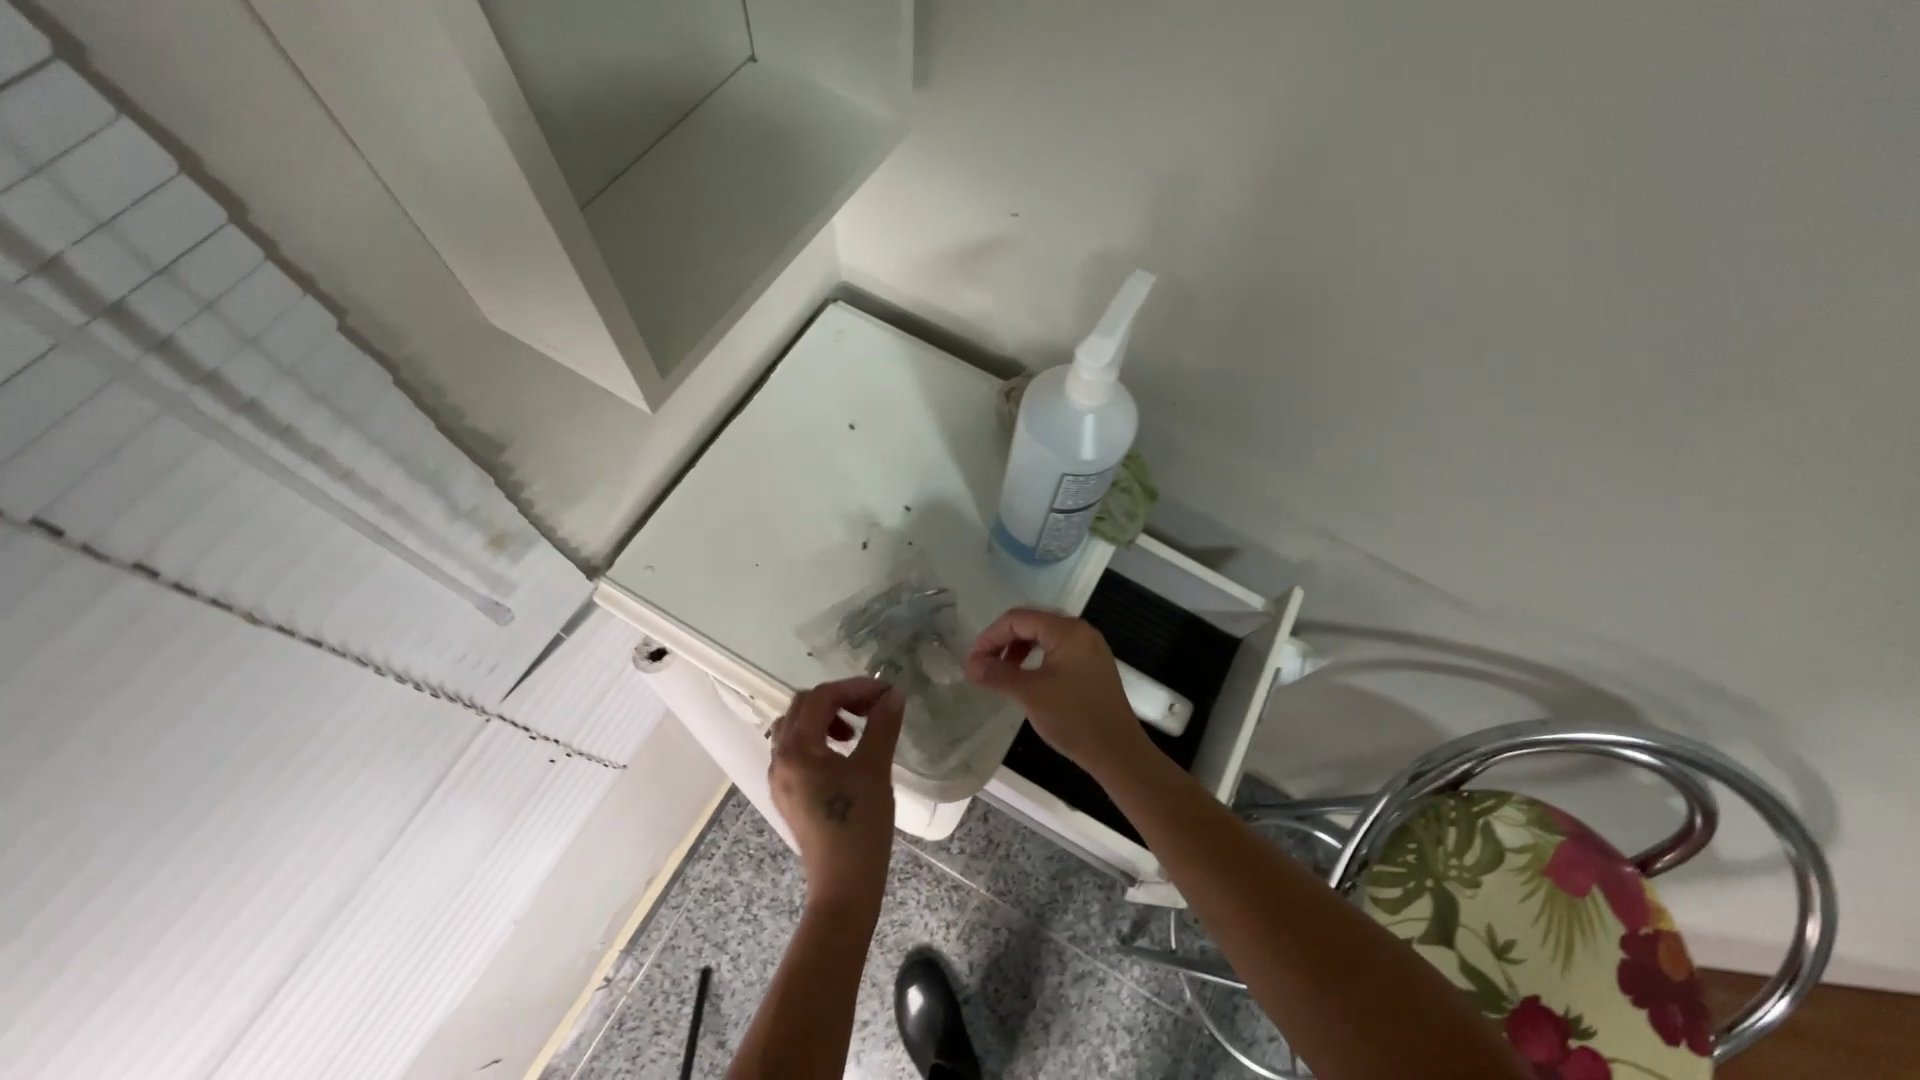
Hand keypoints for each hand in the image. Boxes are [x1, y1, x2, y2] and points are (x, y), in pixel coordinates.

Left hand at [768, 677, 904, 906]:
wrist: (844, 885)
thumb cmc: (859, 825)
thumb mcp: (874, 769)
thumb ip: (882, 726)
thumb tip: (892, 695)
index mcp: (796, 749)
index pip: (820, 698)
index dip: (854, 688)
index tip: (885, 693)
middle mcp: (779, 759)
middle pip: (802, 708)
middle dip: (838, 699)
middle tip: (872, 707)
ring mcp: (780, 780)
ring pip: (795, 729)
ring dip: (825, 718)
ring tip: (856, 732)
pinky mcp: (788, 796)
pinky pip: (796, 752)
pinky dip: (818, 740)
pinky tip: (844, 757)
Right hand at [965, 608, 1147, 777]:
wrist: (1117, 751)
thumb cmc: (1073, 717)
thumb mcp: (1030, 693)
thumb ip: (998, 674)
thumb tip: (969, 664)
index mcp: (1067, 630)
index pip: (1018, 619)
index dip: (990, 636)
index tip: (973, 661)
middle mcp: (1081, 631)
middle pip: (1032, 623)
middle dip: (1003, 641)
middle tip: (984, 665)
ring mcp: (1090, 649)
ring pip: (1045, 638)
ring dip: (1018, 650)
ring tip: (1002, 673)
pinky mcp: (1093, 666)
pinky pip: (1057, 652)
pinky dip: (1036, 660)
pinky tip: (1027, 680)